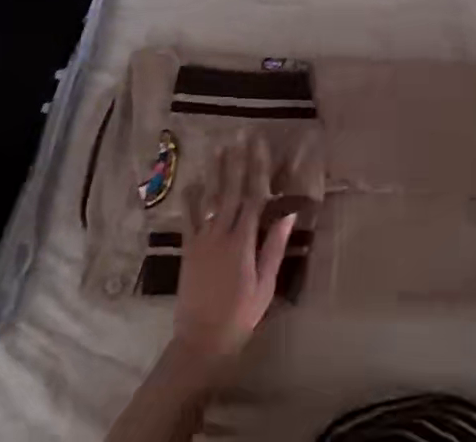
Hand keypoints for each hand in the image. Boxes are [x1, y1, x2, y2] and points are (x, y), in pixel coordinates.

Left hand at [172, 137, 297, 367]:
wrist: (202, 340)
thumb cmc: (241, 314)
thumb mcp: (265, 284)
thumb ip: (274, 246)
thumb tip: (288, 213)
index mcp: (242, 241)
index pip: (253, 196)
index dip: (257, 169)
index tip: (260, 146)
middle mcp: (219, 233)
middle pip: (230, 190)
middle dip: (236, 161)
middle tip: (240, 136)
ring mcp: (201, 239)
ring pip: (209, 198)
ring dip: (215, 171)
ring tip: (219, 148)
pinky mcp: (188, 248)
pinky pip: (189, 217)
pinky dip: (191, 198)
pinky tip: (192, 181)